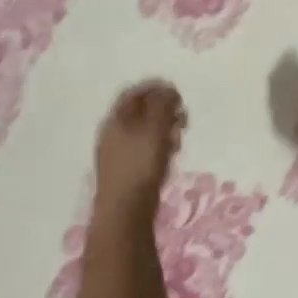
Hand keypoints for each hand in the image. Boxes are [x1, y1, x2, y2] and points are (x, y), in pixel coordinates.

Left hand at [94, 80, 185, 206]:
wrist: (124, 210)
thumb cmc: (140, 165)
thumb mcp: (154, 128)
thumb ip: (162, 105)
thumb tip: (167, 89)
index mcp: (116, 120)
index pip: (135, 93)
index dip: (157, 88)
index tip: (179, 94)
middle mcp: (114, 132)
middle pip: (142, 110)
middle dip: (166, 110)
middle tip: (182, 120)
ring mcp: (119, 151)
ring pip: (146, 129)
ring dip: (166, 128)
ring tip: (178, 140)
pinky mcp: (127, 167)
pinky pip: (146, 147)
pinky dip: (161, 145)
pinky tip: (170, 156)